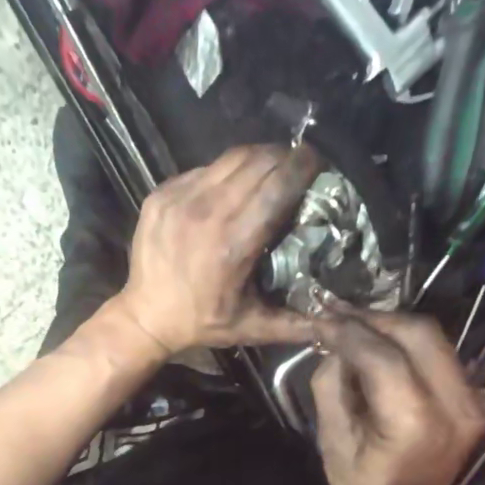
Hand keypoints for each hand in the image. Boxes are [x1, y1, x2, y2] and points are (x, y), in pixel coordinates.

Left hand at [112, 144, 321, 354]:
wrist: (145, 316)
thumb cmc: (202, 323)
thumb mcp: (253, 327)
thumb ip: (297, 324)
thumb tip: (338, 322)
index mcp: (232, 243)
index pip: (277, 186)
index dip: (302, 167)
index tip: (318, 162)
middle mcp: (207, 211)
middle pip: (258, 162)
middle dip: (285, 158)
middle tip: (300, 164)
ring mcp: (180, 197)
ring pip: (231, 158)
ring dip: (258, 157)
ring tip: (273, 167)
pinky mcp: (163, 192)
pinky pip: (205, 168)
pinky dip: (227, 171)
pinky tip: (235, 186)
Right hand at [311, 312, 484, 484]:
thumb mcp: (332, 441)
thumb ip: (331, 384)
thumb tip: (336, 345)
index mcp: (414, 424)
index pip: (382, 356)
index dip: (349, 331)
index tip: (322, 319)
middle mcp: (454, 405)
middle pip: (418, 333)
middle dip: (375, 319)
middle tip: (340, 316)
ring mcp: (472, 402)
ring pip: (433, 338)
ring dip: (392, 327)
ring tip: (357, 327)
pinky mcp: (474, 399)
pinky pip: (439, 354)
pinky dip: (408, 344)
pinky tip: (381, 346)